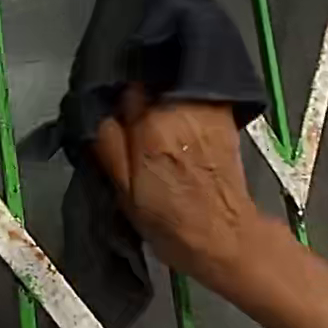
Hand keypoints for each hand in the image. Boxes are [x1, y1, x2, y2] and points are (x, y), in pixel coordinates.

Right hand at [90, 88, 289, 297]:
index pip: (124, 92)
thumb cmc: (172, 224)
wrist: (225, 236)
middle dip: (145, 107)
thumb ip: (108, 146)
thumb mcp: (124, 194)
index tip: (121, 124)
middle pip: (150, 90)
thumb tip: (101, 115)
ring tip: (170, 138)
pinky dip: (192, 110)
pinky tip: (191, 135)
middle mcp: (177, 111)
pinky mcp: (224, 117)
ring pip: (174, 94)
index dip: (120, 108)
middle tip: (145, 137)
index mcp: (147, 127)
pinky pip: (198, 101)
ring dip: (168, 107)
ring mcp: (204, 111)